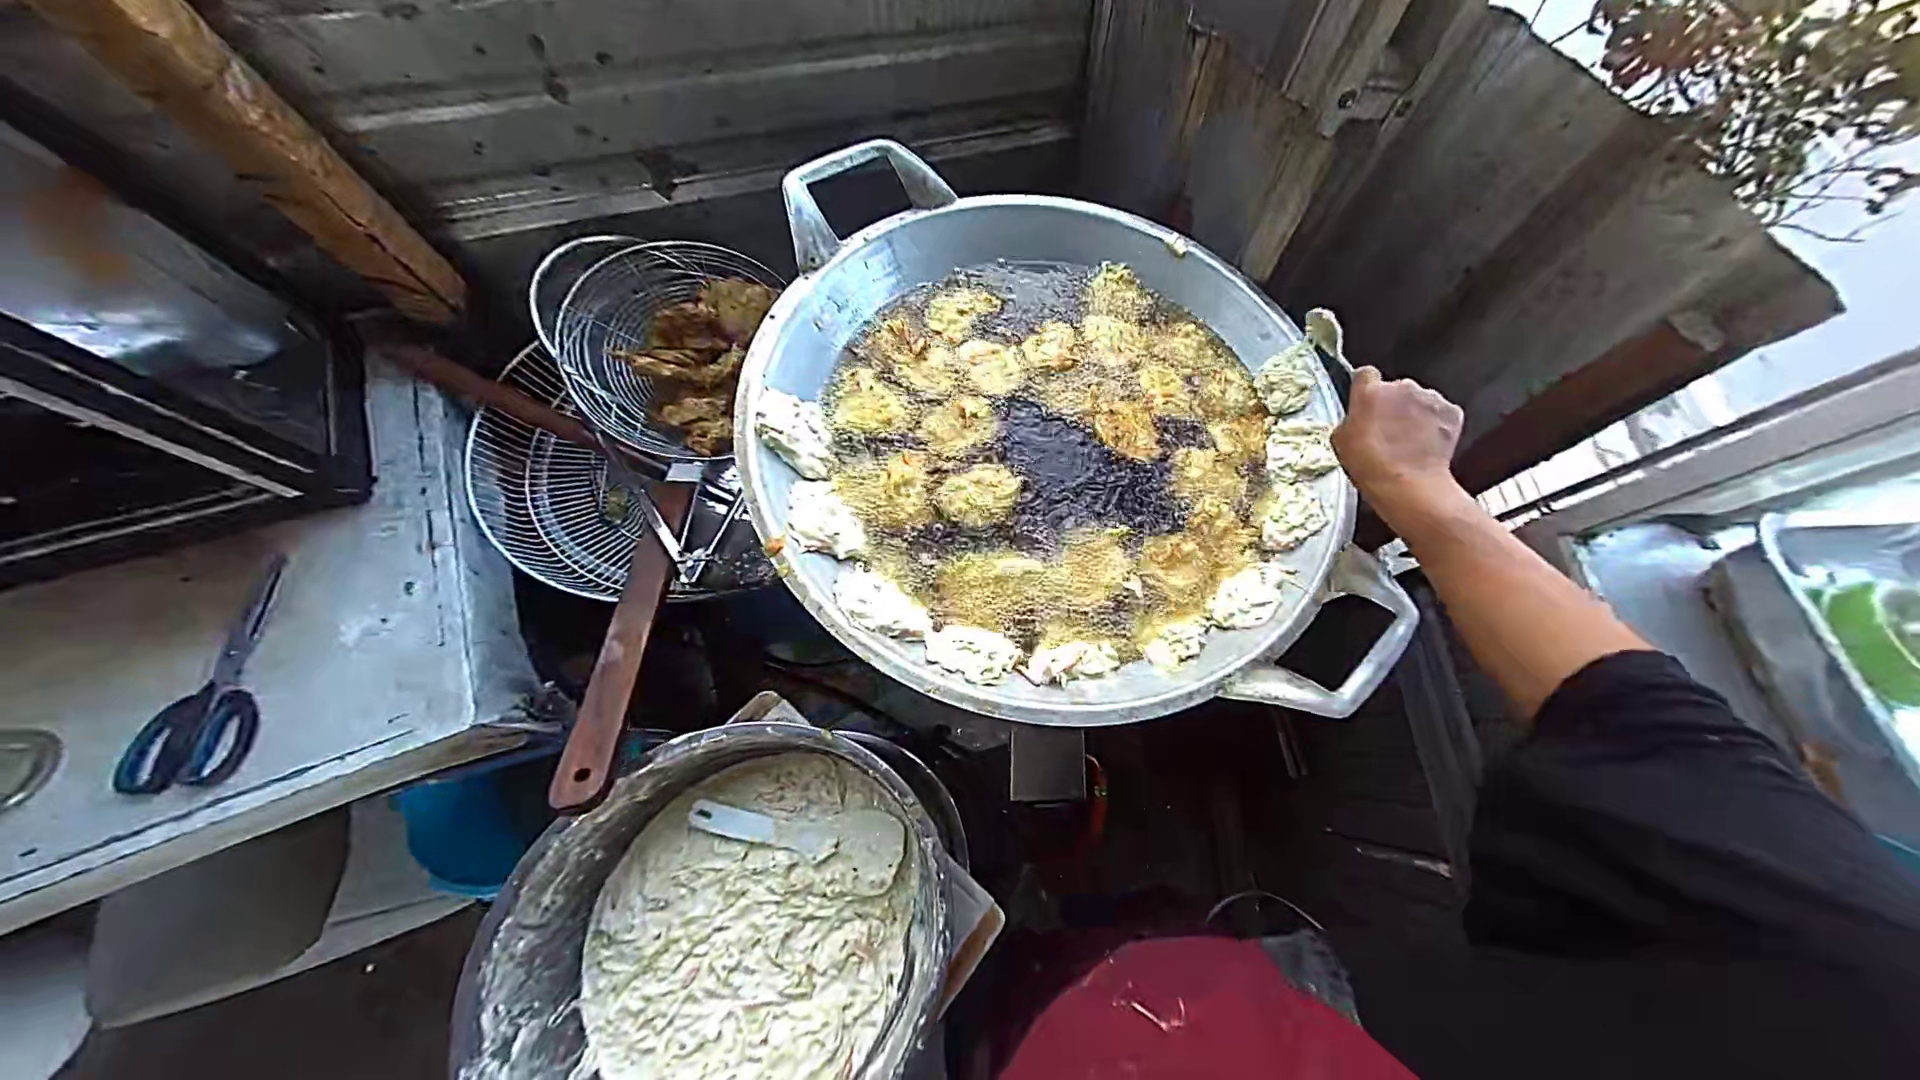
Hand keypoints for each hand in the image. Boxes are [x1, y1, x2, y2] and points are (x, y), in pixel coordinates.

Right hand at [1332, 366, 1464, 511]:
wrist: (1407, 483)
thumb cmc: (1369, 464)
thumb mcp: (1340, 440)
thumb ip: (1350, 419)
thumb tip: (1358, 417)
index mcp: (1370, 392)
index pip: (1365, 373)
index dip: (1364, 386)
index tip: (1365, 398)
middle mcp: (1402, 387)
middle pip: (1395, 387)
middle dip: (1391, 403)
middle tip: (1386, 428)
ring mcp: (1430, 398)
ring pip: (1419, 399)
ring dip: (1413, 413)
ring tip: (1407, 439)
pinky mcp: (1452, 411)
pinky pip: (1440, 412)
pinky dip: (1434, 423)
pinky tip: (1424, 442)